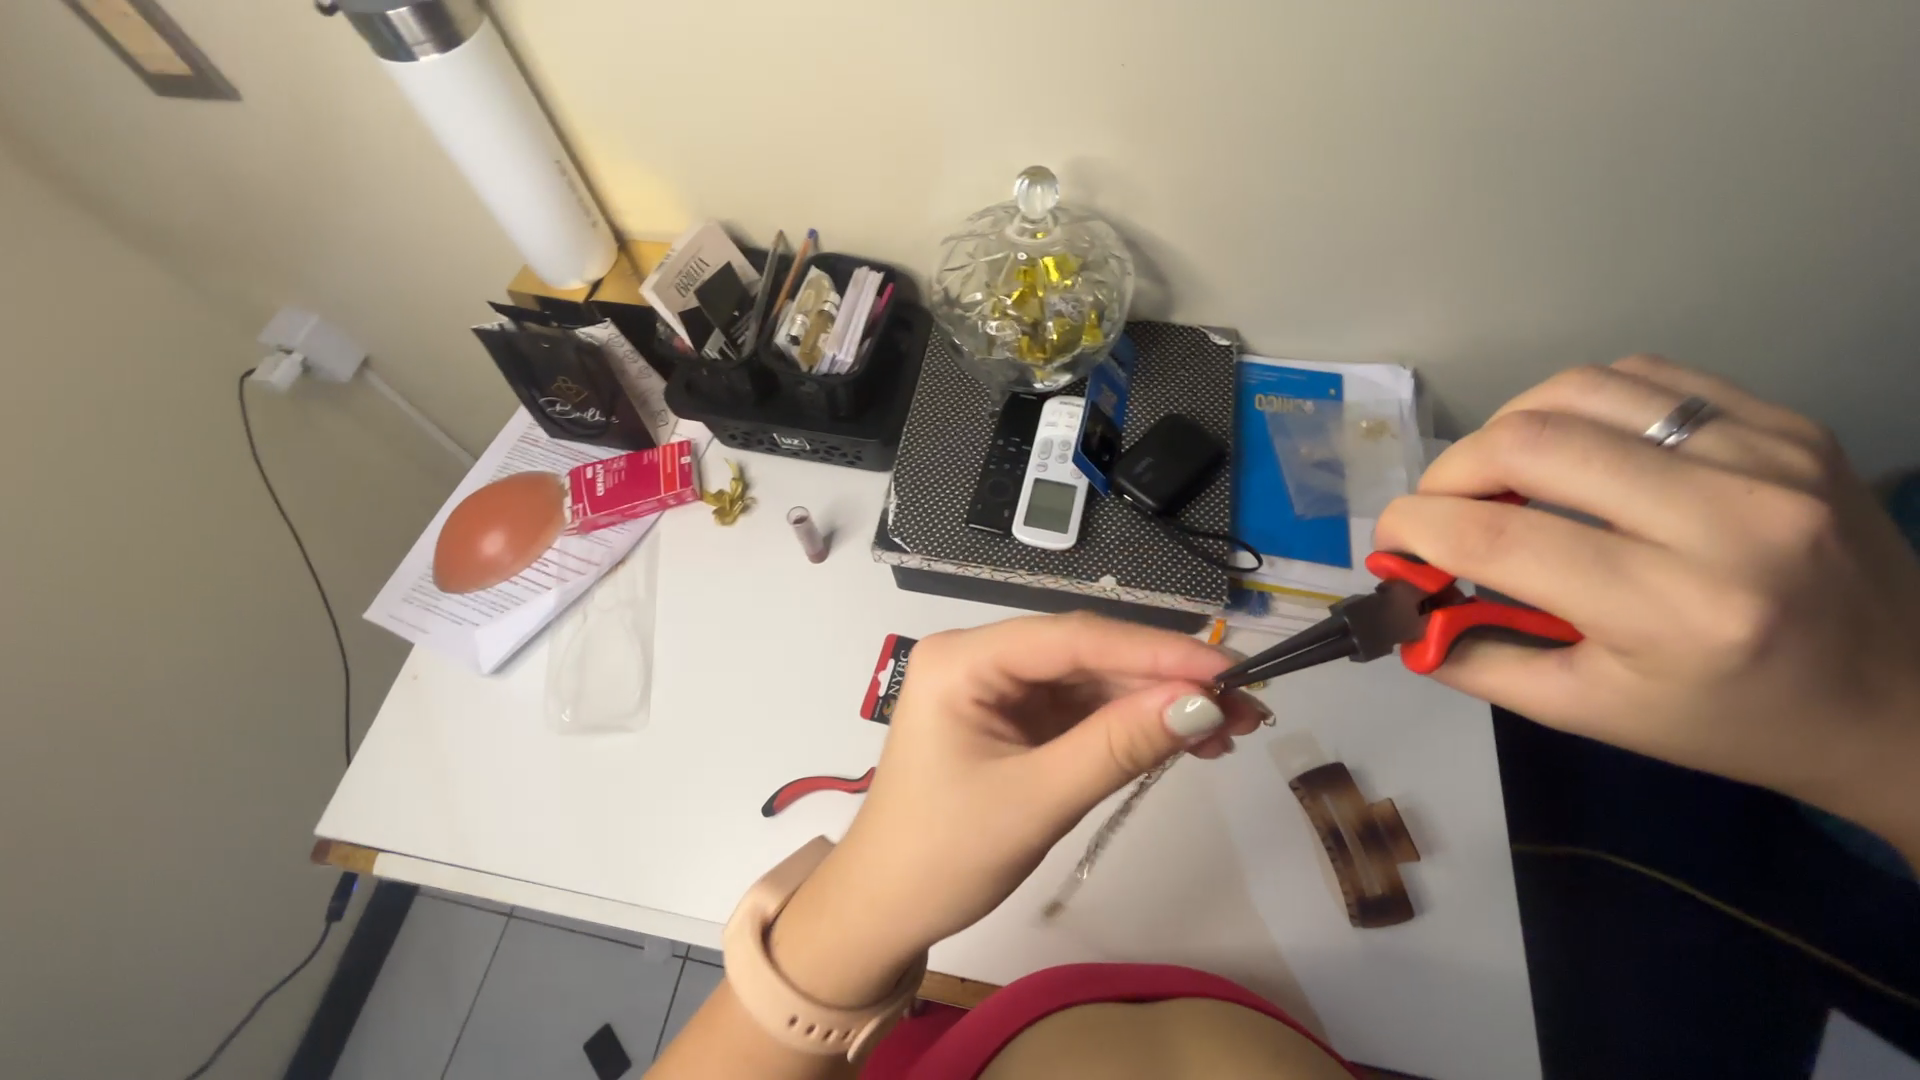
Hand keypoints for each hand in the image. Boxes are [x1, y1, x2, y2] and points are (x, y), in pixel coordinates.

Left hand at [767, 614, 1266, 1005]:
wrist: (887, 910)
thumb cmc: (943, 856)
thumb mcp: (1036, 801)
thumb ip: (1118, 747)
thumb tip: (1203, 704)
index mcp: (962, 659)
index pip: (1072, 637)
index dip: (1155, 651)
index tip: (1229, 671)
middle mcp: (979, 659)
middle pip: (1085, 655)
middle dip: (1163, 680)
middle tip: (1244, 706)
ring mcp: (997, 689)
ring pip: (1090, 682)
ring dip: (1154, 704)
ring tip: (1228, 729)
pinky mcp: (1013, 720)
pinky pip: (1079, 711)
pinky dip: (1129, 726)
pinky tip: (1179, 739)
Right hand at [1375, 355, 1919, 855]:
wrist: (1903, 698)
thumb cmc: (1729, 719)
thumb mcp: (1587, 712)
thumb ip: (1477, 658)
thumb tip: (1404, 607)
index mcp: (1676, 611)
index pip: (1498, 536)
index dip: (1414, 527)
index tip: (1389, 541)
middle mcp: (1729, 519)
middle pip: (1529, 443)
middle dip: (1447, 472)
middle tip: (1435, 508)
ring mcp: (1767, 456)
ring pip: (1576, 391)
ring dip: (1502, 429)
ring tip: (1493, 475)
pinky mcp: (1785, 424)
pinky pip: (1640, 378)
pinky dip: (1571, 404)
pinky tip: (1565, 447)